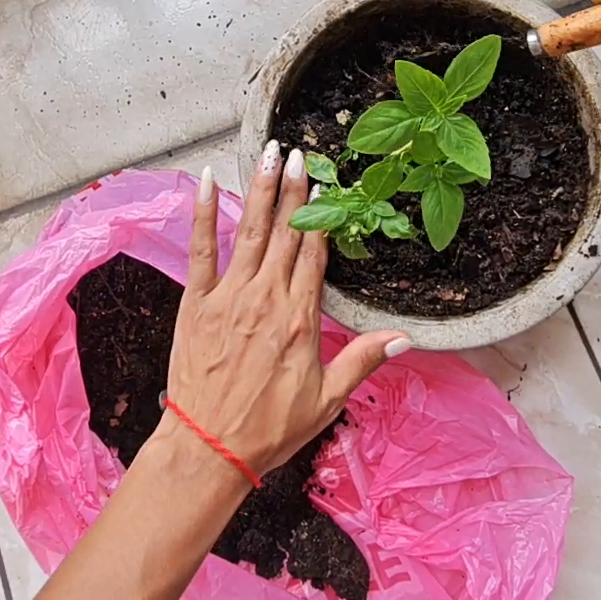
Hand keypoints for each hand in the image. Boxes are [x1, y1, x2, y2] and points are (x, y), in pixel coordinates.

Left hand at [156, 142, 410, 477]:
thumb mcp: (326, 400)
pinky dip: (204, 213)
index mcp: (300, 319)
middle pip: (285, 233)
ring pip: (250, 231)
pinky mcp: (196, 301)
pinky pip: (201, 249)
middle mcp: (267, 298)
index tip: (327, 185)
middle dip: (293, 190)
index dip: (322, 217)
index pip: (314, 254)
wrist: (209, 446)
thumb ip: (362, 361)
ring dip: (260, 189)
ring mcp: (229, 295)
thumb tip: (404, 338)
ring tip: (268, 154)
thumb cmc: (269, 428)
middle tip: (298, 153)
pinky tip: (208, 182)